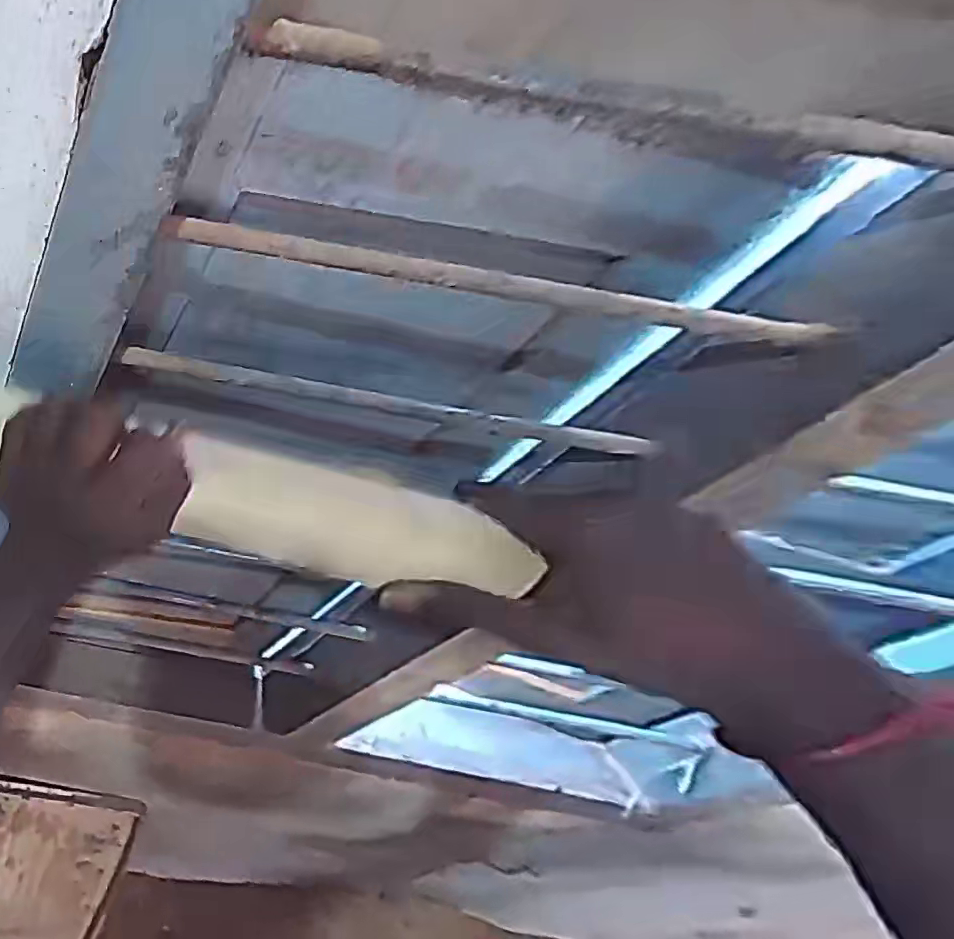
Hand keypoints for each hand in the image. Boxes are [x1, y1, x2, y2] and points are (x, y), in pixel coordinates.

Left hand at [0, 398, 190, 571]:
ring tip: (83, 421)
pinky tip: (53, 425)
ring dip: (75, 408)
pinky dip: (39, 414)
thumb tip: (177, 445)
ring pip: (55, 409)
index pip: (142, 449)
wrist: (41, 562)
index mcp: (110, 498)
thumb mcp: (148, 528)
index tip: (156, 441)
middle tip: (116, 422)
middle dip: (113, 411)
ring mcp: (32, 467)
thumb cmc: (102, 542)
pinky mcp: (7, 462)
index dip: (155, 439)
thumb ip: (170, 487)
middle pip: (94, 416)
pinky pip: (22, 419)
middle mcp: (70, 476)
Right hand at [379, 485, 911, 760]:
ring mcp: (668, 509)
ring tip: (571, 576)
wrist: (787, 677)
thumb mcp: (548, 634)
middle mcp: (616, 500)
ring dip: (572, 535)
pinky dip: (617, 540)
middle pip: (544, 504)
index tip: (453, 525)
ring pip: (592, 511)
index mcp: (573, 519)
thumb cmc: (648, 651)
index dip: (472, 510)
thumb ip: (467, 607)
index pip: (497, 498)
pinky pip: (636, 520)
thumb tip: (388, 595)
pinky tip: (630, 579)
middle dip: (525, 529)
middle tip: (515, 566)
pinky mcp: (705, 526)